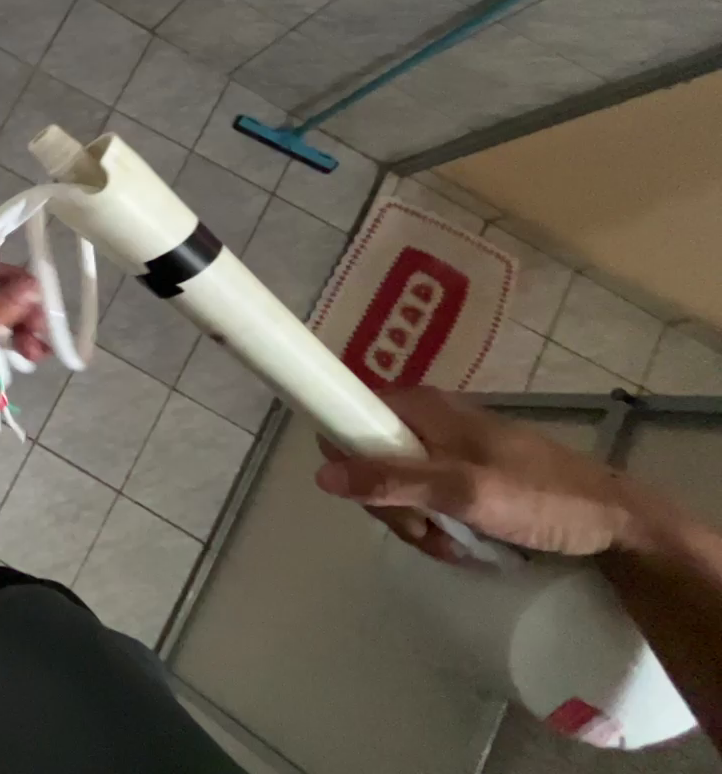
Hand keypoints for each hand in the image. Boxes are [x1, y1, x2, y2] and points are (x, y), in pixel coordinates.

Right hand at [314, 387, 645, 560]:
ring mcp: (445, 444)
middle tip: (421, 529)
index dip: (345, 457)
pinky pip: (422, 491)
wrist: (627, 527)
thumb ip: (391, 481)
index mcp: (418, 406)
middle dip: (387, 502)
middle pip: (368, 457)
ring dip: (412, 519)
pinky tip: (460, 539)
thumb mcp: (462, 491)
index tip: (369, 494)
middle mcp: (424, 418)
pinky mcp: (463, 468)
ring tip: (450, 543)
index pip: (346, 417)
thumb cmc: (543, 498)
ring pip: (394, 480)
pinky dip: (433, 520)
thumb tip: (321, 476)